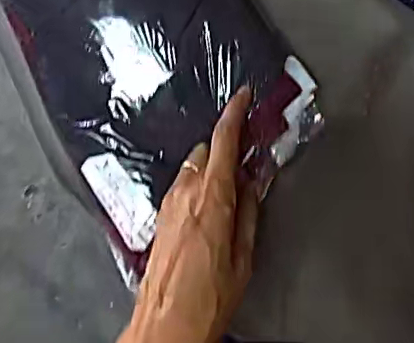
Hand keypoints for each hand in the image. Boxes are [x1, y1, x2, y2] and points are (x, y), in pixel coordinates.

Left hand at [120, 87, 258, 342]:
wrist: (162, 334)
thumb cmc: (205, 301)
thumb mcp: (244, 256)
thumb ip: (250, 211)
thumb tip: (255, 183)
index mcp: (212, 197)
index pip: (223, 138)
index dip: (235, 111)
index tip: (243, 95)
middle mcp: (186, 195)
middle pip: (206, 148)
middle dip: (226, 147)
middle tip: (245, 157)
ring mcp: (168, 208)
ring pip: (192, 166)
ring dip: (210, 167)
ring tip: (228, 187)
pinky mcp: (158, 222)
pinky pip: (181, 187)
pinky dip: (197, 184)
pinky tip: (208, 206)